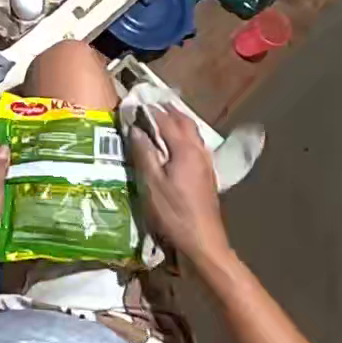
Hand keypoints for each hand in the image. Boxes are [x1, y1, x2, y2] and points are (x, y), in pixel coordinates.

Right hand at [128, 104, 230, 266]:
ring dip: (178, 121)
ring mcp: (206, 164)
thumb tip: (135, 129)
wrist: (202, 241)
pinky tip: (177, 143)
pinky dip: (184, 135)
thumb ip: (144, 152)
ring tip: (163, 116)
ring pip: (193, 133)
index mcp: (185, 150)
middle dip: (169, 111)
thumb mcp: (151, 182)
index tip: (135, 101)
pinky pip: (195, 145)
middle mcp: (198, 152)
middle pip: (185, 123)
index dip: (150, 110)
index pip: (166, 121)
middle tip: (151, 102)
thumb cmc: (173, 212)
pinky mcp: (207, 176)